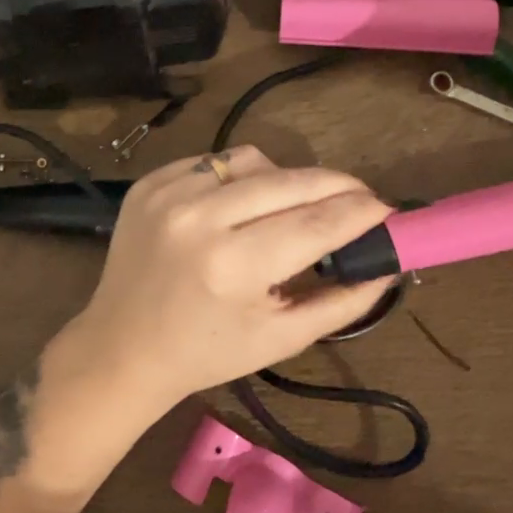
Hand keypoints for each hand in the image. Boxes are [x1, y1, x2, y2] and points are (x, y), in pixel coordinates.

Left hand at [58, 145, 394, 411]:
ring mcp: (168, 193)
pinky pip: (211, 161)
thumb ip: (342, 301)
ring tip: (295, 204)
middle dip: (336, 184)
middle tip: (360, 196)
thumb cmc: (206, 352)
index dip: (360, 211)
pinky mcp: (149, 183)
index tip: (387, 209)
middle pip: (289, 181)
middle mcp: (199, 218)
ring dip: (284, 177)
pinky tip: (243, 203)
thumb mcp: (280, 338)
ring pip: (251, 160)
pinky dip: (237, 177)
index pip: (316, 222)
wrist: (121, 344)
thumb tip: (390, 264)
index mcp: (233, 266)